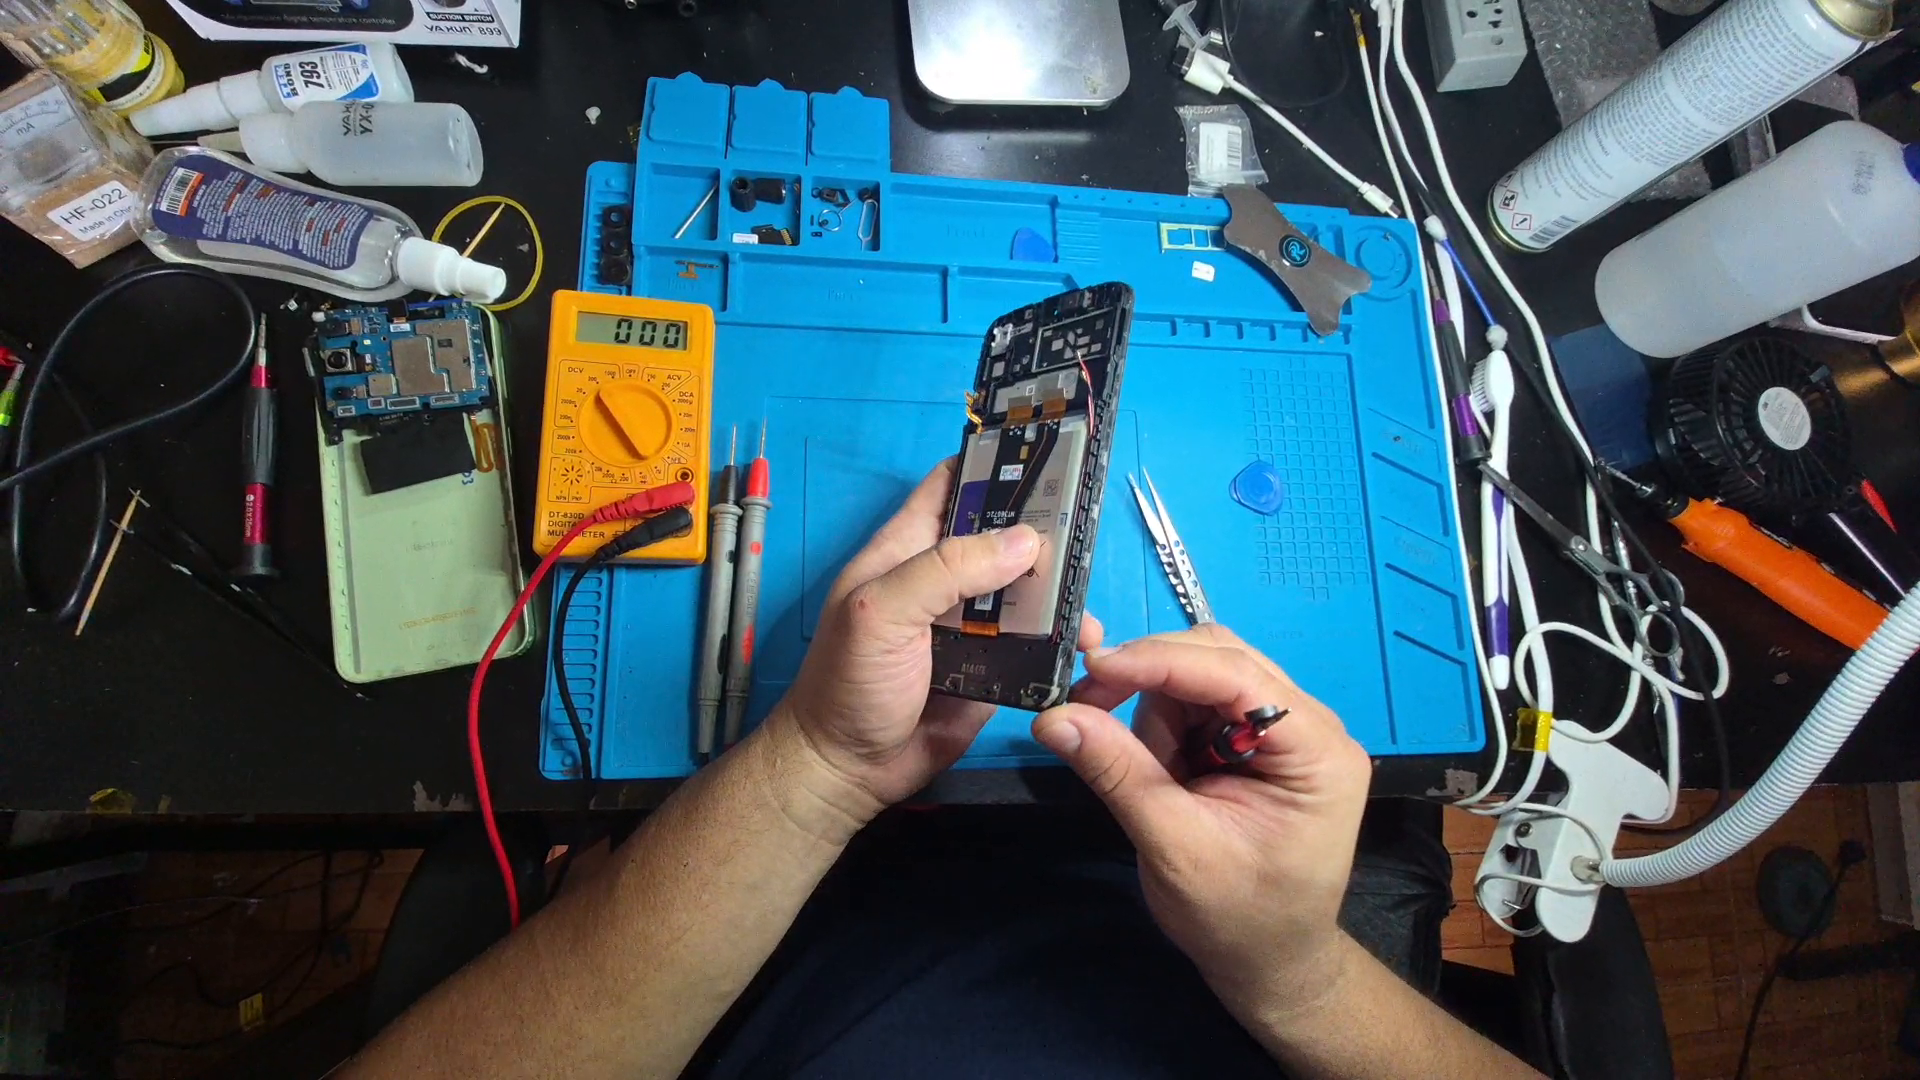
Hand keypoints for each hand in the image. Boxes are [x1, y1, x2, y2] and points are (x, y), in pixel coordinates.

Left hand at [758, 459, 1103, 839]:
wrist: (850, 770)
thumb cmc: (849, 681)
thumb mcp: (881, 611)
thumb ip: (945, 570)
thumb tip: (1025, 541)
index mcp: (910, 548)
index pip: (952, 486)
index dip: (991, 464)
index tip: (1044, 452)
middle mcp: (947, 578)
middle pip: (1002, 536)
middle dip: (1042, 527)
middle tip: (1086, 528)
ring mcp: (973, 623)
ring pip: (1027, 589)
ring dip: (1059, 587)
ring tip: (1089, 593)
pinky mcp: (996, 665)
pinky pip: (1036, 642)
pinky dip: (1062, 637)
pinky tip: (1089, 639)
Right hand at [1030, 624, 1371, 1015]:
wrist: (1265, 962)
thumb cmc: (1237, 918)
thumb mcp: (1174, 847)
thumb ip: (1118, 773)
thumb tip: (1053, 717)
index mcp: (1315, 751)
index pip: (1235, 674)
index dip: (1160, 661)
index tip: (1093, 666)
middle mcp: (1304, 722)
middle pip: (1216, 656)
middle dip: (1149, 675)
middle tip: (1088, 703)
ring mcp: (1274, 724)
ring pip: (1195, 671)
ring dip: (1151, 706)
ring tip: (1151, 775)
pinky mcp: (1245, 733)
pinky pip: (1188, 699)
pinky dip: (1157, 723)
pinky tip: (1162, 769)